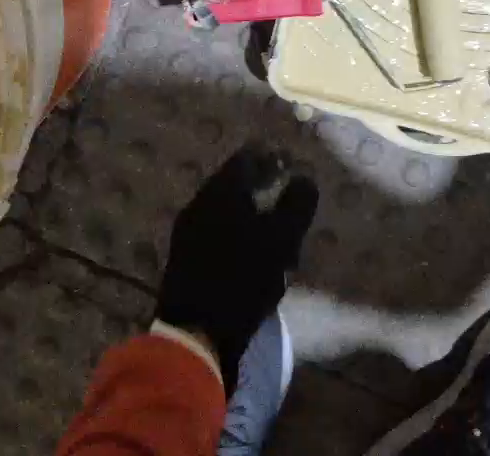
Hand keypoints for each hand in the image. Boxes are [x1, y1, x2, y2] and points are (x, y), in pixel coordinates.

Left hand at [155, 144, 317, 390]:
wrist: (195, 331)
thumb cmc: (244, 278)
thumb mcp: (281, 240)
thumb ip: (296, 204)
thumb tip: (305, 178)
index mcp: (221, 190)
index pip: (247, 157)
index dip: (271, 157)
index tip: (290, 163)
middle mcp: (200, 201)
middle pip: (234, 181)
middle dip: (260, 183)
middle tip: (284, 192)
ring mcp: (188, 229)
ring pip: (224, 207)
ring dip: (249, 209)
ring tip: (273, 226)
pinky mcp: (184, 256)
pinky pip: (215, 230)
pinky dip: (236, 230)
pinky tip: (251, 251)